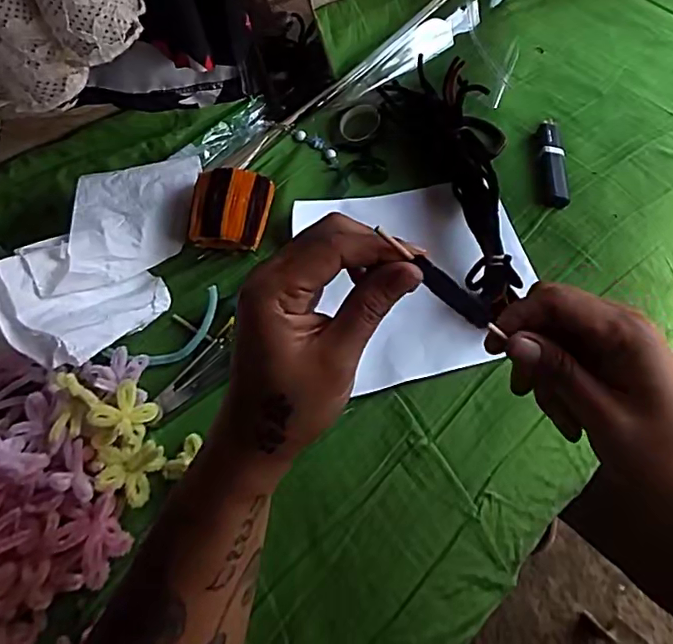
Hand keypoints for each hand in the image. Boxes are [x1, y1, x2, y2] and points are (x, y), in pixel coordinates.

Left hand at [208, 213, 422, 479]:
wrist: (255, 438)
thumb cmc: (293, 407)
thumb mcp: (339, 357)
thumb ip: (371, 305)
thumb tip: (410, 270)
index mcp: (273, 288)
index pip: (333, 245)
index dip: (378, 246)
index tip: (416, 259)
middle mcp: (268, 274)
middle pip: (327, 233)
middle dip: (372, 242)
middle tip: (410, 265)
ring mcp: (272, 279)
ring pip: (325, 240)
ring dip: (362, 249)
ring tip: (396, 271)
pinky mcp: (281, 288)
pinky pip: (319, 258)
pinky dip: (349, 260)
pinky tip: (369, 277)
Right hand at [486, 282, 672, 513]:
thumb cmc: (663, 456)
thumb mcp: (604, 417)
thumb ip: (559, 373)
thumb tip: (514, 341)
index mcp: (622, 329)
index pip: (555, 299)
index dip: (518, 316)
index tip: (493, 347)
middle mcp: (619, 324)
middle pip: (553, 316)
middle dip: (533, 351)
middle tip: (525, 392)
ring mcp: (617, 340)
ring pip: (557, 338)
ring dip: (548, 375)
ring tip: (564, 419)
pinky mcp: (614, 358)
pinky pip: (571, 357)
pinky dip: (561, 383)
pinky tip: (573, 418)